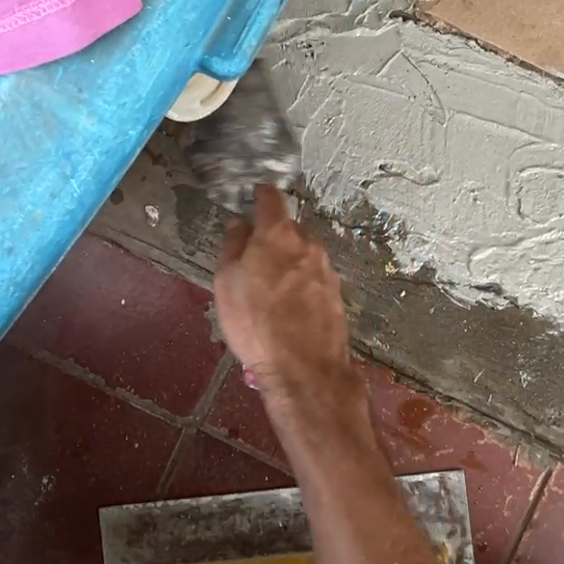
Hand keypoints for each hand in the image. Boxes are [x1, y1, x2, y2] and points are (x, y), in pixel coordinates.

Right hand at [214, 185, 360, 411]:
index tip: (252, 194)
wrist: (304, 369)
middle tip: (252, 260)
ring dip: (287, 263)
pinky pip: (312, 278)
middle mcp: (307, 244)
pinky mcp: (337, 294)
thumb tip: (238, 224)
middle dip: (271, 237)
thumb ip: (232, 246)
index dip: (260, 193)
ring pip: (301, 255)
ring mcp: (326, 270)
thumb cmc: (255, 322)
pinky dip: (300, 285)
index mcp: (277, 234)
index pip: (271, 198)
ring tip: (268, 293)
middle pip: (287, 229)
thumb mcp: (226, 282)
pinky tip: (288, 309)